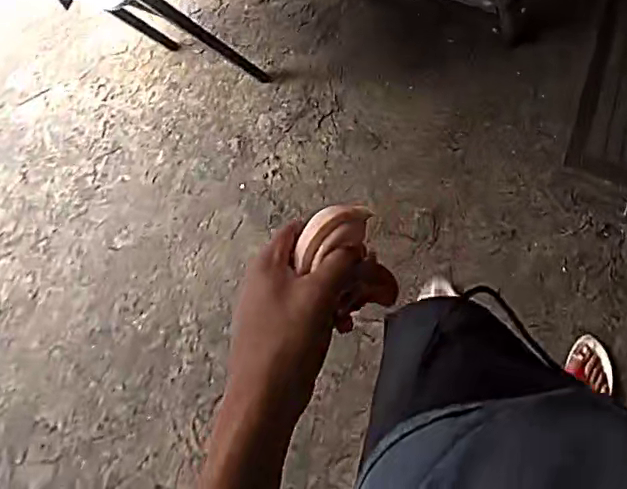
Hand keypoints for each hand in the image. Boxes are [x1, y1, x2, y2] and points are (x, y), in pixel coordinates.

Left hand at [221, 219, 398, 435]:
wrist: (265, 401)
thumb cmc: (285, 344)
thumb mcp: (321, 290)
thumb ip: (341, 258)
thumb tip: (355, 247)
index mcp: (268, 265)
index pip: (301, 227)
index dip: (331, 225)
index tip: (356, 233)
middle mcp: (268, 281)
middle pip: (314, 254)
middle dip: (343, 263)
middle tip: (361, 272)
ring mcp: (274, 305)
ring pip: (319, 280)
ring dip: (342, 287)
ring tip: (354, 302)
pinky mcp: (284, 326)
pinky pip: (315, 303)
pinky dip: (333, 307)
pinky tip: (343, 321)